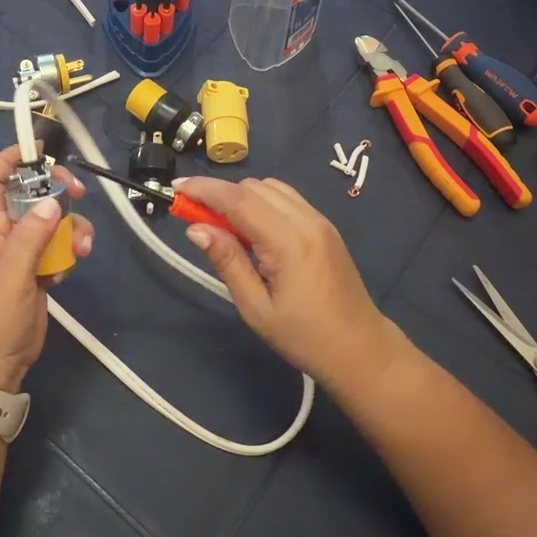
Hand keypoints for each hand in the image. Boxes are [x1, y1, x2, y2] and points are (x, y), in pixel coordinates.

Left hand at [0, 146, 93, 391]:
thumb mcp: (11, 277)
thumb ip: (30, 239)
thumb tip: (51, 202)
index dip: (10, 159)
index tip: (39, 149)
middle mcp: (5, 233)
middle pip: (30, 194)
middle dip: (55, 188)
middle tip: (77, 191)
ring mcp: (24, 251)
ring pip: (52, 220)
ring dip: (71, 227)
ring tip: (82, 248)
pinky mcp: (40, 269)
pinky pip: (60, 245)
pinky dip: (71, 249)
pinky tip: (74, 265)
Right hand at [174, 177, 400, 387]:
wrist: (360, 349)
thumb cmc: (304, 337)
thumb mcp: (256, 307)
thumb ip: (227, 262)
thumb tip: (196, 229)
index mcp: (289, 242)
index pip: (239, 200)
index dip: (205, 189)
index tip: (176, 189)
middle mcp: (307, 221)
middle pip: (254, 187)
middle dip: (221, 194)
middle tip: (197, 220)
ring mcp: (320, 220)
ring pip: (271, 187)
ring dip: (242, 197)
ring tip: (224, 227)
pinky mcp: (325, 226)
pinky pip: (286, 198)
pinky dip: (262, 202)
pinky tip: (252, 230)